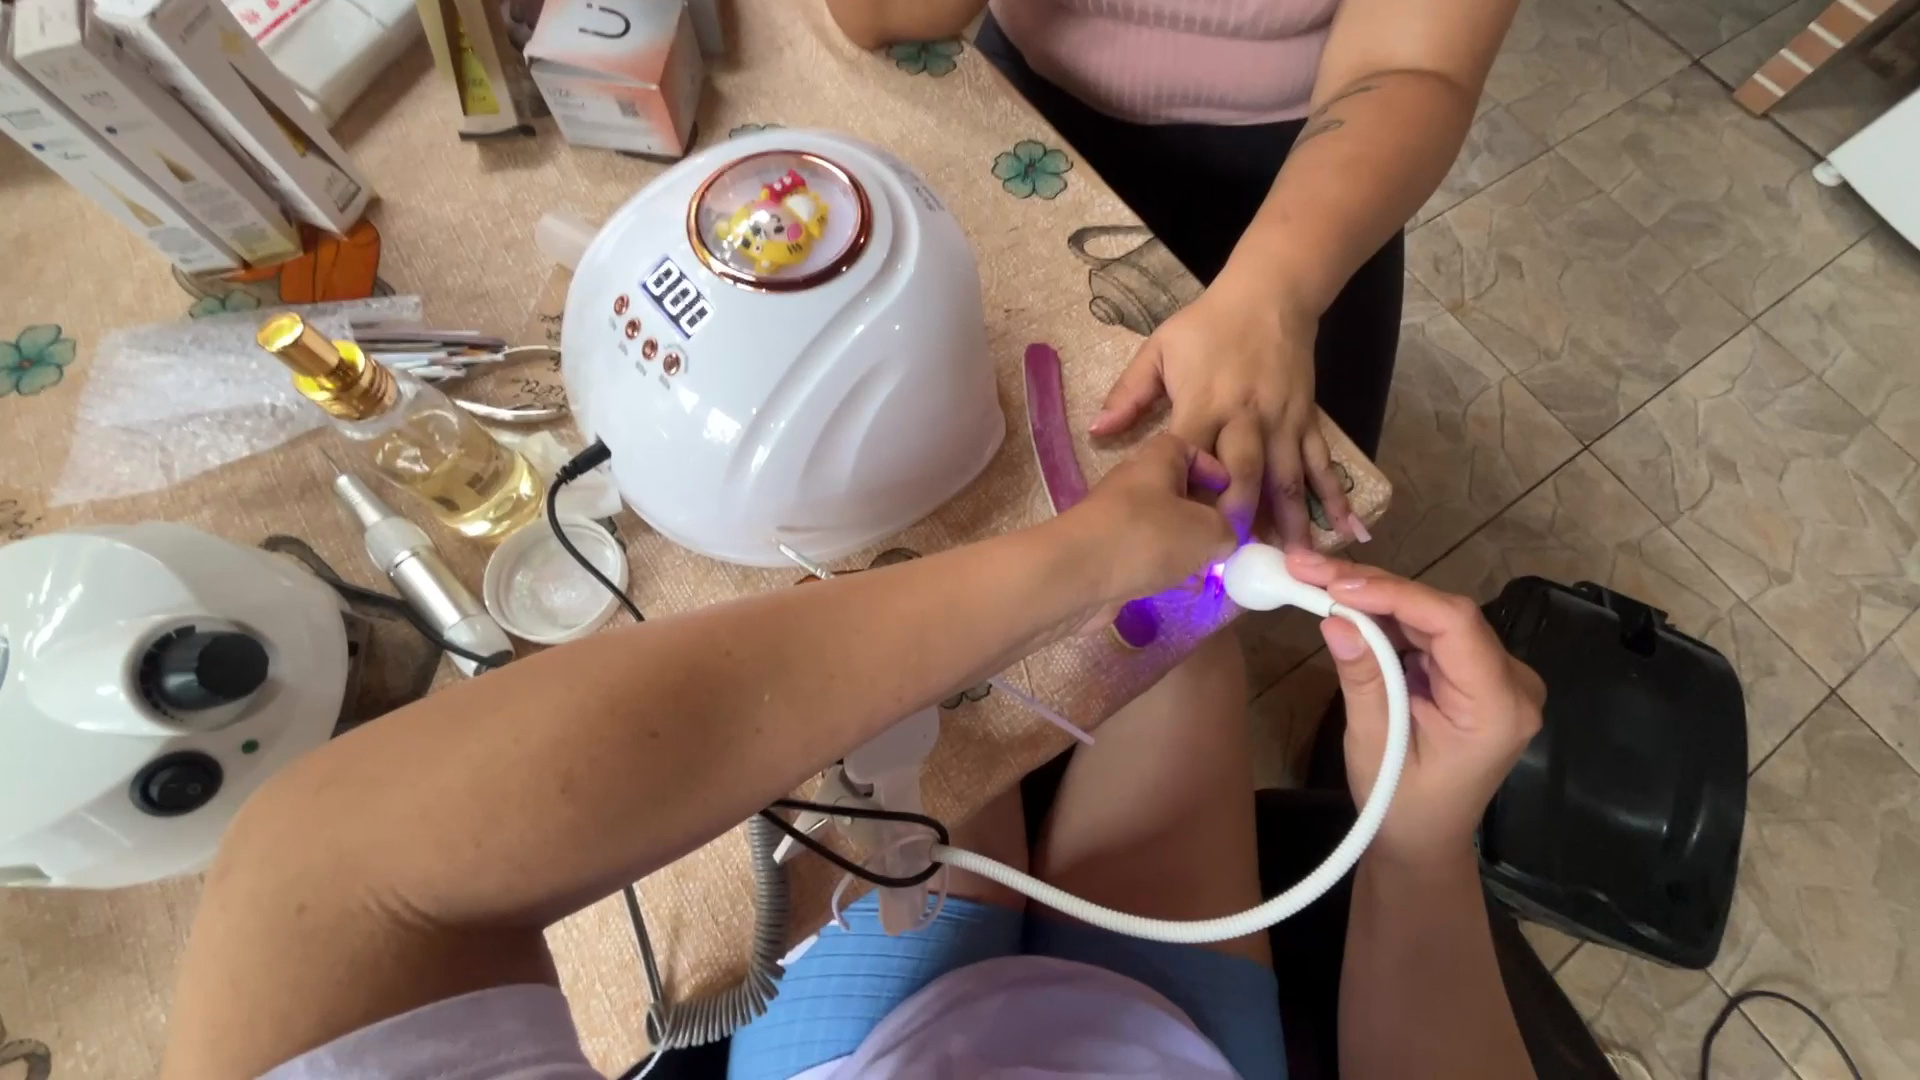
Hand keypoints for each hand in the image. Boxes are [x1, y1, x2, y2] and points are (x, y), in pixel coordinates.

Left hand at [1056, 433, 1238, 605]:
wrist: (1076, 574)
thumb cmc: (1147, 537)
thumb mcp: (1208, 531)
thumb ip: (1226, 531)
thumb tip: (1223, 538)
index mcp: (1155, 461)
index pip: (1185, 447)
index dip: (1212, 467)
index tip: (1232, 494)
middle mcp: (1131, 484)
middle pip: (1172, 490)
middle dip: (1200, 514)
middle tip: (1224, 538)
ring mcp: (1112, 520)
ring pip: (1156, 527)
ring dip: (1181, 546)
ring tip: (1207, 568)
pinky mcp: (1102, 554)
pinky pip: (1139, 556)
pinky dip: (1159, 569)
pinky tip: (1177, 588)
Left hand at [1091, 274, 1354, 549]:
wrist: (1270, 292)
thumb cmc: (1206, 325)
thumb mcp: (1157, 349)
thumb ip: (1128, 393)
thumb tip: (1096, 430)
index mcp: (1204, 402)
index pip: (1193, 454)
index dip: (1188, 492)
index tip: (1180, 532)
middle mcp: (1246, 417)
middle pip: (1245, 471)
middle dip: (1242, 515)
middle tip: (1239, 558)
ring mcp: (1282, 420)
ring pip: (1287, 476)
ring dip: (1290, 521)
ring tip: (1296, 563)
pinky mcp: (1307, 419)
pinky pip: (1322, 462)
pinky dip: (1334, 496)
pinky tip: (1347, 528)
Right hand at [1286, 553, 1544, 865]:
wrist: (1422, 837)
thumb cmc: (1399, 803)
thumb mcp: (1375, 744)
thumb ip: (1363, 680)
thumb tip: (1334, 620)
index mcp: (1497, 707)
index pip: (1454, 625)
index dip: (1395, 595)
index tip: (1335, 585)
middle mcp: (1507, 681)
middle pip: (1440, 611)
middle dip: (1372, 585)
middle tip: (1307, 568)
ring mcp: (1489, 673)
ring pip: (1427, 613)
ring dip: (1369, 593)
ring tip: (1312, 577)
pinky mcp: (1465, 670)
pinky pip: (1422, 628)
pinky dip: (1378, 612)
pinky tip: (1338, 597)